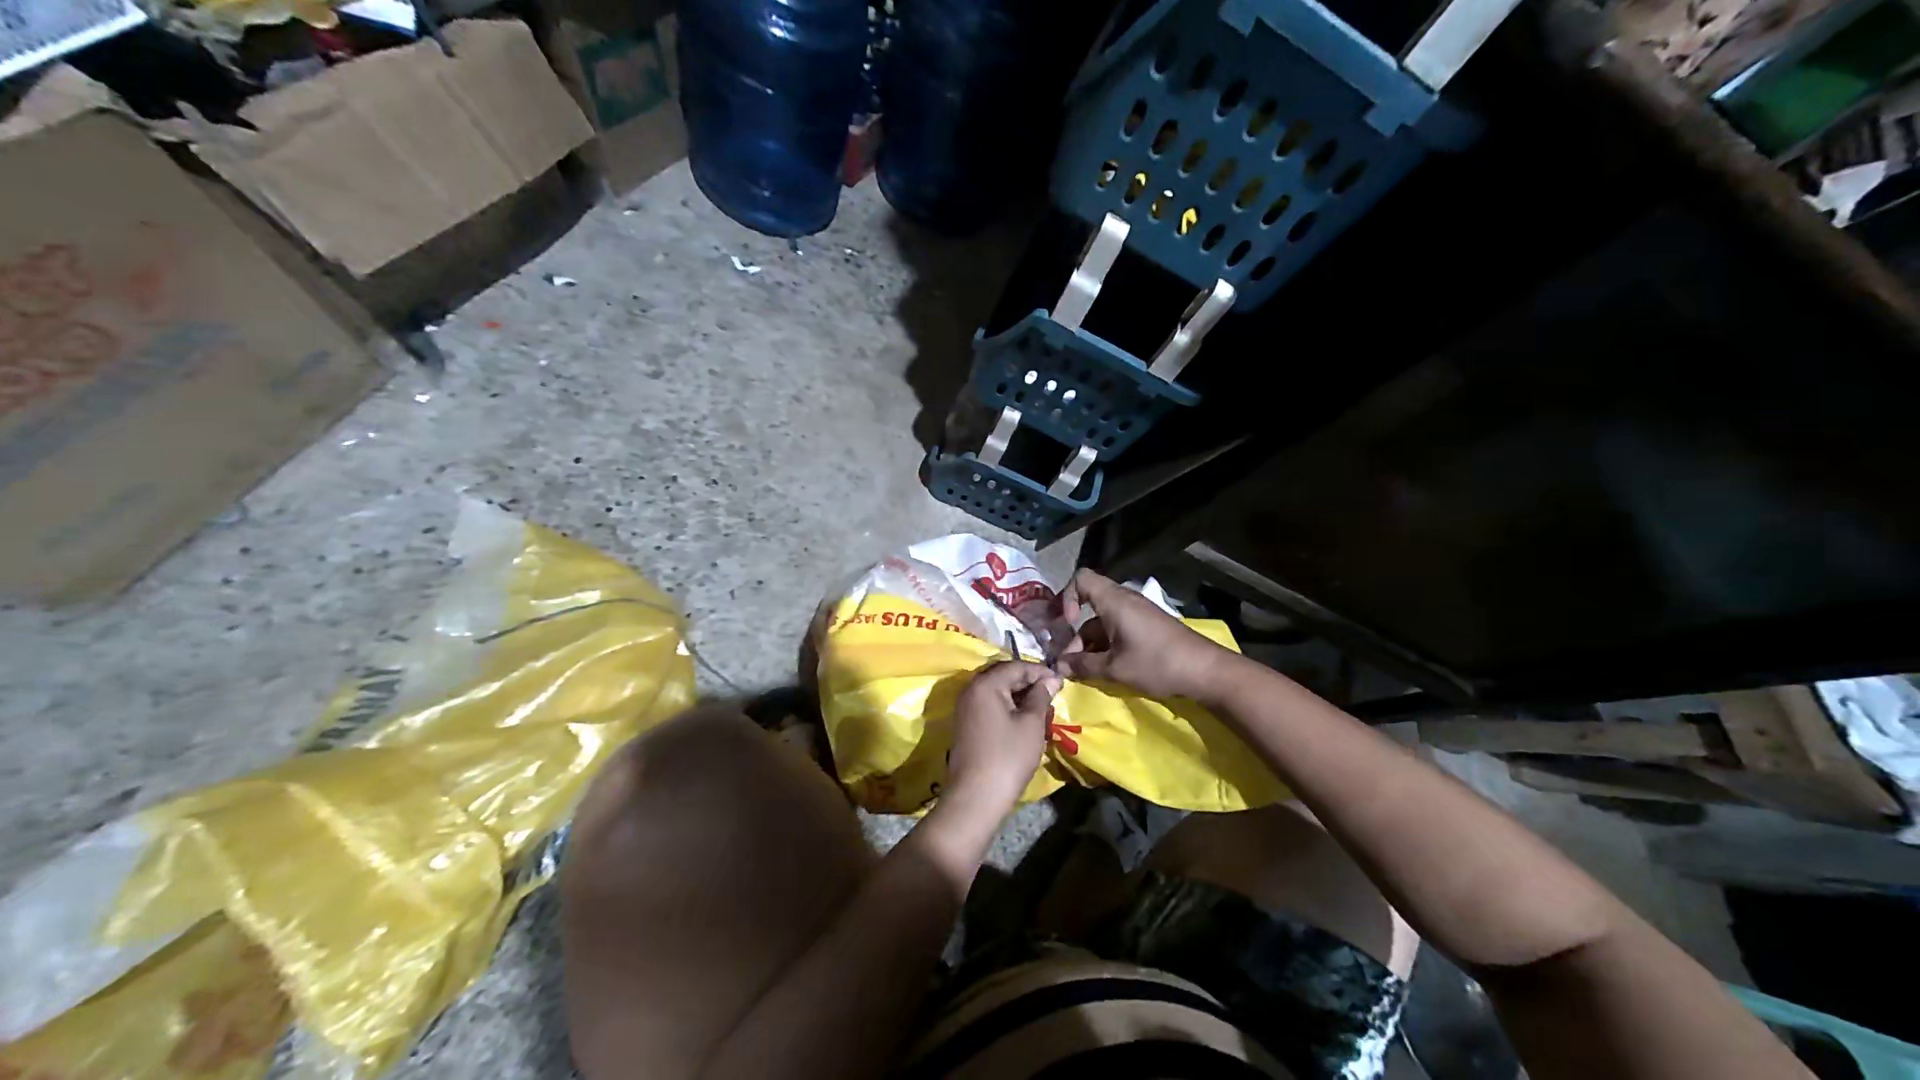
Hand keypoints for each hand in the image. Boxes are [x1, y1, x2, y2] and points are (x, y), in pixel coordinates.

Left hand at [942, 661, 1059, 821]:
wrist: (975, 797)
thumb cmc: (1008, 756)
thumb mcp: (1031, 724)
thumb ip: (1041, 696)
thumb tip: (1050, 679)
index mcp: (985, 684)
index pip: (1016, 666)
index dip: (1040, 671)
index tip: (1061, 681)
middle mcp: (970, 690)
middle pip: (1004, 676)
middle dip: (1029, 682)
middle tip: (1052, 693)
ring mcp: (965, 708)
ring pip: (997, 691)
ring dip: (1019, 696)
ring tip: (1042, 708)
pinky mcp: (966, 724)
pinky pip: (989, 705)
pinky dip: (1008, 707)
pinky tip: (1024, 720)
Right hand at [1054, 569, 1237, 701]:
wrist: (1206, 671)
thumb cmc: (1157, 663)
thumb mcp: (1115, 669)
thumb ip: (1082, 665)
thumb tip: (1058, 667)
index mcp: (1113, 601)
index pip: (1080, 579)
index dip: (1067, 597)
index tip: (1068, 624)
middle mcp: (1123, 601)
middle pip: (1088, 606)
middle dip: (1074, 633)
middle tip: (1068, 661)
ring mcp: (1137, 613)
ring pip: (1102, 622)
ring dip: (1089, 644)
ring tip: (1084, 671)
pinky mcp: (1147, 627)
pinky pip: (1117, 629)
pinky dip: (1106, 645)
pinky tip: (1105, 669)